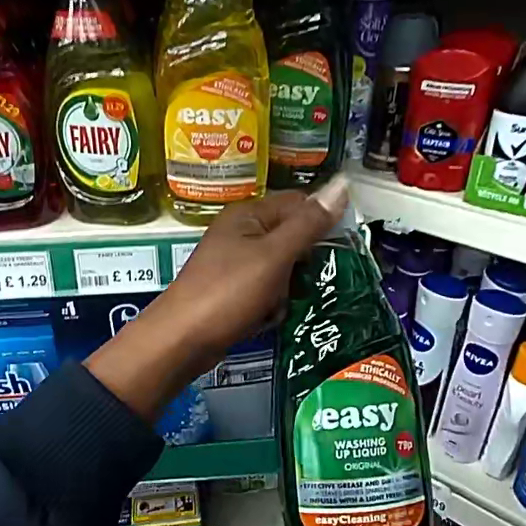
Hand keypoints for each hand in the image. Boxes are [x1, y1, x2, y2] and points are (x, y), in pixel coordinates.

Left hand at [85, 178, 346, 418]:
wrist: (182, 341)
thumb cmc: (228, 292)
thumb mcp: (274, 256)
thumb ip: (309, 224)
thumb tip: (342, 184)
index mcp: (248, 215)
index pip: (299, 203)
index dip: (321, 220)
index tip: (340, 246)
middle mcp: (241, 233)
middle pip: (292, 237)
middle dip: (302, 263)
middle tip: (300, 282)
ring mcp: (236, 263)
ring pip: (283, 269)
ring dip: (287, 289)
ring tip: (276, 304)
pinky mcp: (234, 290)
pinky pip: (267, 291)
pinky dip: (270, 305)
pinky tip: (264, 319)